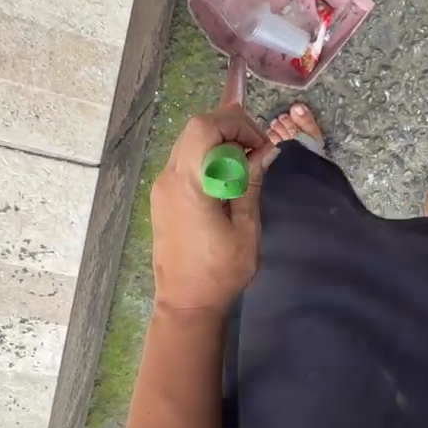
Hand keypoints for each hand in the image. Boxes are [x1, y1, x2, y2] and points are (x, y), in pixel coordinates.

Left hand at [150, 105, 277, 316]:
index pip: (206, 127)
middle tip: (258, 153)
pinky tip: (229, 180)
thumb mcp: (246, 228)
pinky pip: (186, 161)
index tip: (262, 146)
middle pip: (196, 129)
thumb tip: (265, 151)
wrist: (186, 302)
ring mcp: (162, 187)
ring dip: (221, 144)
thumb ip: (251, 184)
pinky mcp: (163, 197)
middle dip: (232, 130)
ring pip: (190, 143)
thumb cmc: (220, 271)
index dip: (237, 124)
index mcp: (189, 184)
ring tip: (247, 166)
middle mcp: (169, 179)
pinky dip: (209, 158)